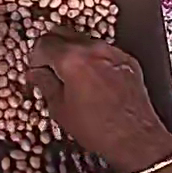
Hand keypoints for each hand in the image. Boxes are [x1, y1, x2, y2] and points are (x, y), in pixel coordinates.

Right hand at [26, 30, 171, 171]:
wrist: (136, 138)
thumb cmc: (99, 129)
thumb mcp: (61, 109)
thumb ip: (45, 84)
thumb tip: (37, 73)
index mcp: (72, 59)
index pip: (44, 43)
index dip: (35, 58)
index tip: (36, 71)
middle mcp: (94, 49)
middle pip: (63, 34)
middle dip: (52, 49)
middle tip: (49, 70)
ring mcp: (114, 52)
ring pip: (85, 41)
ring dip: (74, 53)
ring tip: (72, 78)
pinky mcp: (128, 61)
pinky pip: (105, 52)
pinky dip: (94, 60)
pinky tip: (94, 81)